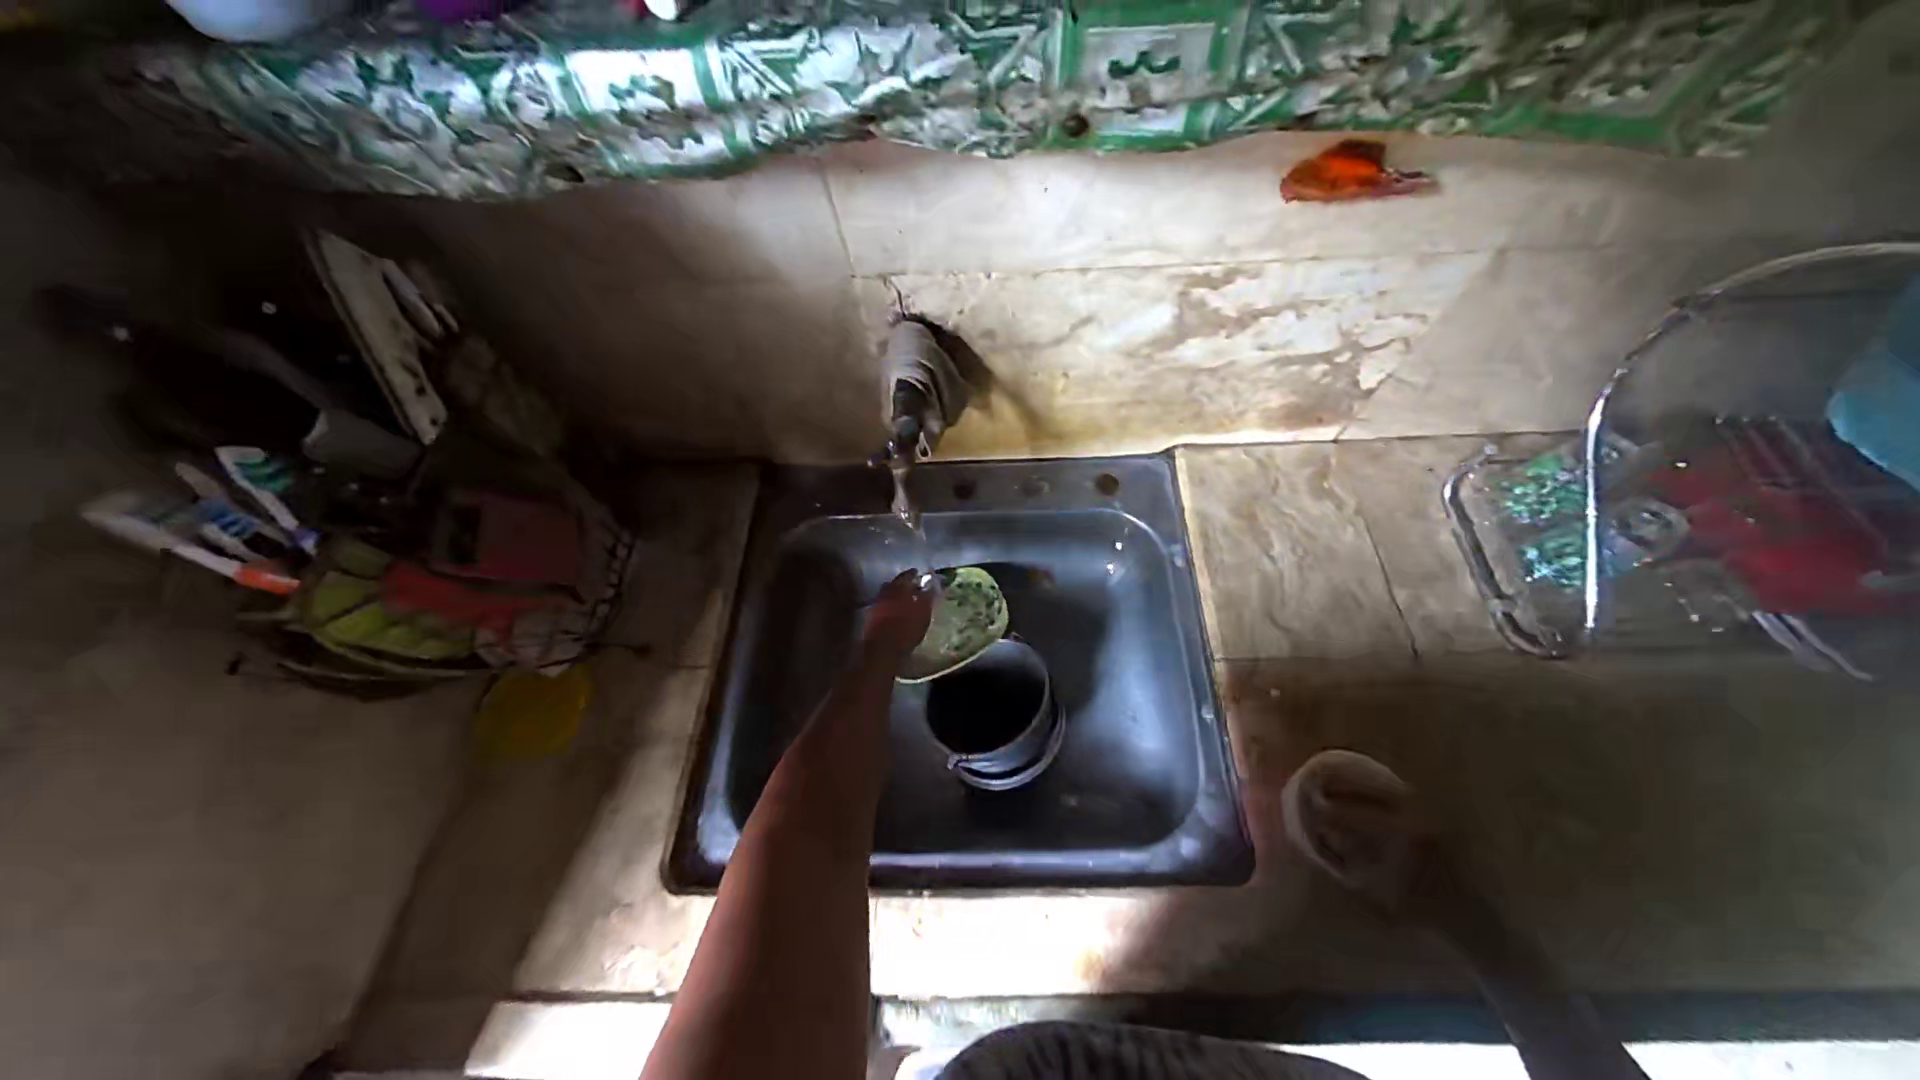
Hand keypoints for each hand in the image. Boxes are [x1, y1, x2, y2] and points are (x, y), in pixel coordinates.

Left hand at [862, 569, 935, 660]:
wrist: (883, 649)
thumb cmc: (907, 630)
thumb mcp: (923, 614)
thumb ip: (926, 598)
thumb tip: (930, 586)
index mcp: (898, 589)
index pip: (905, 576)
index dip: (912, 574)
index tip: (918, 573)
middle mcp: (884, 593)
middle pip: (893, 584)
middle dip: (902, 584)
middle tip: (911, 586)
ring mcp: (875, 605)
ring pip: (885, 594)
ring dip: (893, 594)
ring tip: (903, 599)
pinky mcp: (870, 617)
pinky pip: (881, 605)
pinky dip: (888, 605)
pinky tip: (893, 611)